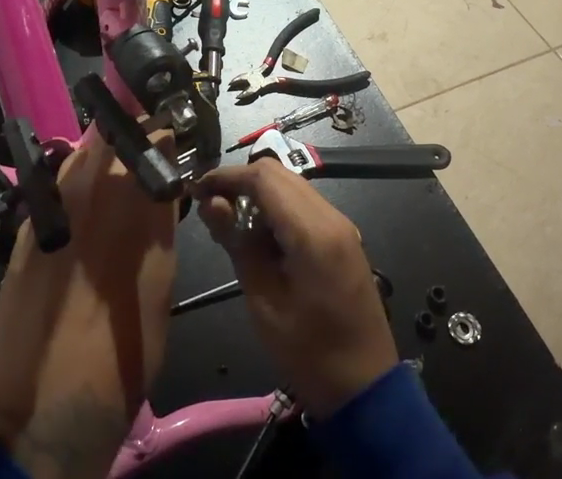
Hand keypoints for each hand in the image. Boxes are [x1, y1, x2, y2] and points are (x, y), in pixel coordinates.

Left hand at [0, 136, 178, 478]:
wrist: (44, 398)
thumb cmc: (120, 352)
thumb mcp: (159, 286)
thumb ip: (158, 228)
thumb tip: (162, 192)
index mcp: (132, 202)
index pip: (149, 139)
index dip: (162, 136)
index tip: (172, 141)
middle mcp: (88, 190)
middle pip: (111, 137)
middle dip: (131, 137)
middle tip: (146, 154)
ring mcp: (51, 205)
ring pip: (82, 155)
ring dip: (102, 155)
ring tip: (118, 176)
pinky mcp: (26, 226)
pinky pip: (58, 185)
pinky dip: (76, 183)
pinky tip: (86, 208)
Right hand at [195, 158, 397, 417]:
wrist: (366, 387)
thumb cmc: (308, 350)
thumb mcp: (263, 300)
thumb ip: (238, 243)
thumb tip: (211, 202)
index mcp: (312, 232)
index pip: (263, 178)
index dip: (225, 176)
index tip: (195, 190)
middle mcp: (332, 218)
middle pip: (279, 175)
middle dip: (241, 182)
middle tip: (210, 207)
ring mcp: (342, 227)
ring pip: (293, 187)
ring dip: (259, 194)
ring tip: (229, 223)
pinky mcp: (344, 240)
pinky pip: (306, 206)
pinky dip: (278, 209)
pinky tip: (259, 237)